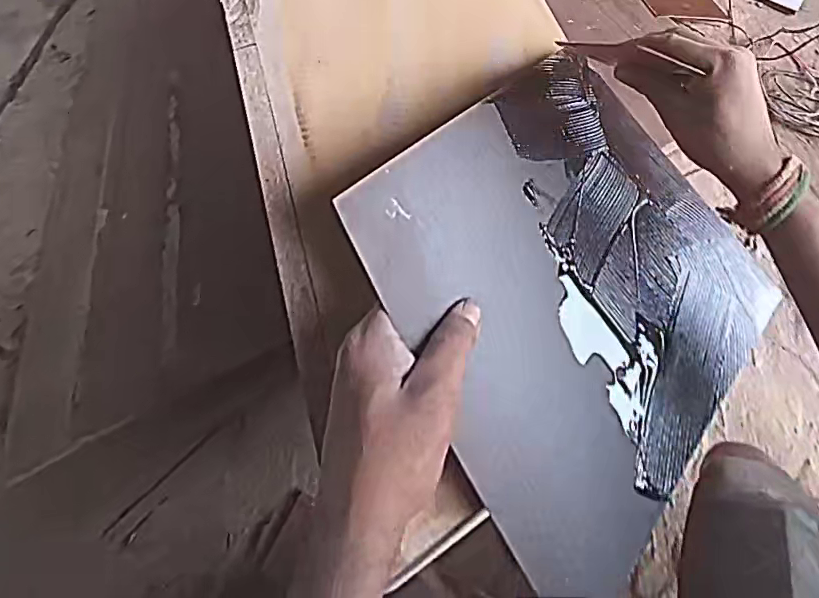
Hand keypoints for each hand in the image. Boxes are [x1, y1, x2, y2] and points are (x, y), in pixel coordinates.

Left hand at [297, 301, 480, 597]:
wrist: (359, 523)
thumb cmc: (389, 467)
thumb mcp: (437, 397)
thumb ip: (453, 345)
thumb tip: (465, 310)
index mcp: (367, 339)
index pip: (407, 295)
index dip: (438, 303)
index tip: (460, 313)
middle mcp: (353, 352)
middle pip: (406, 322)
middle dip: (434, 340)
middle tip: (452, 365)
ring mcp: (352, 377)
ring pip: (402, 350)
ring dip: (425, 366)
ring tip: (437, 395)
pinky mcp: (358, 400)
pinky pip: (393, 373)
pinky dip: (413, 385)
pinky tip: (424, 413)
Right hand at [608, 30, 785, 200]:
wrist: (753, 167)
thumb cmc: (721, 145)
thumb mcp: (675, 111)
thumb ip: (647, 82)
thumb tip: (623, 68)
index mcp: (722, 59)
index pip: (670, 41)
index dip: (638, 46)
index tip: (617, 52)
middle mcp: (734, 53)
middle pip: (681, 38)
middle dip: (649, 48)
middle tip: (623, 59)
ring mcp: (738, 61)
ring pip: (690, 47)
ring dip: (663, 55)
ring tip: (637, 66)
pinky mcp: (736, 71)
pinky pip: (701, 58)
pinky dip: (679, 63)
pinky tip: (660, 73)